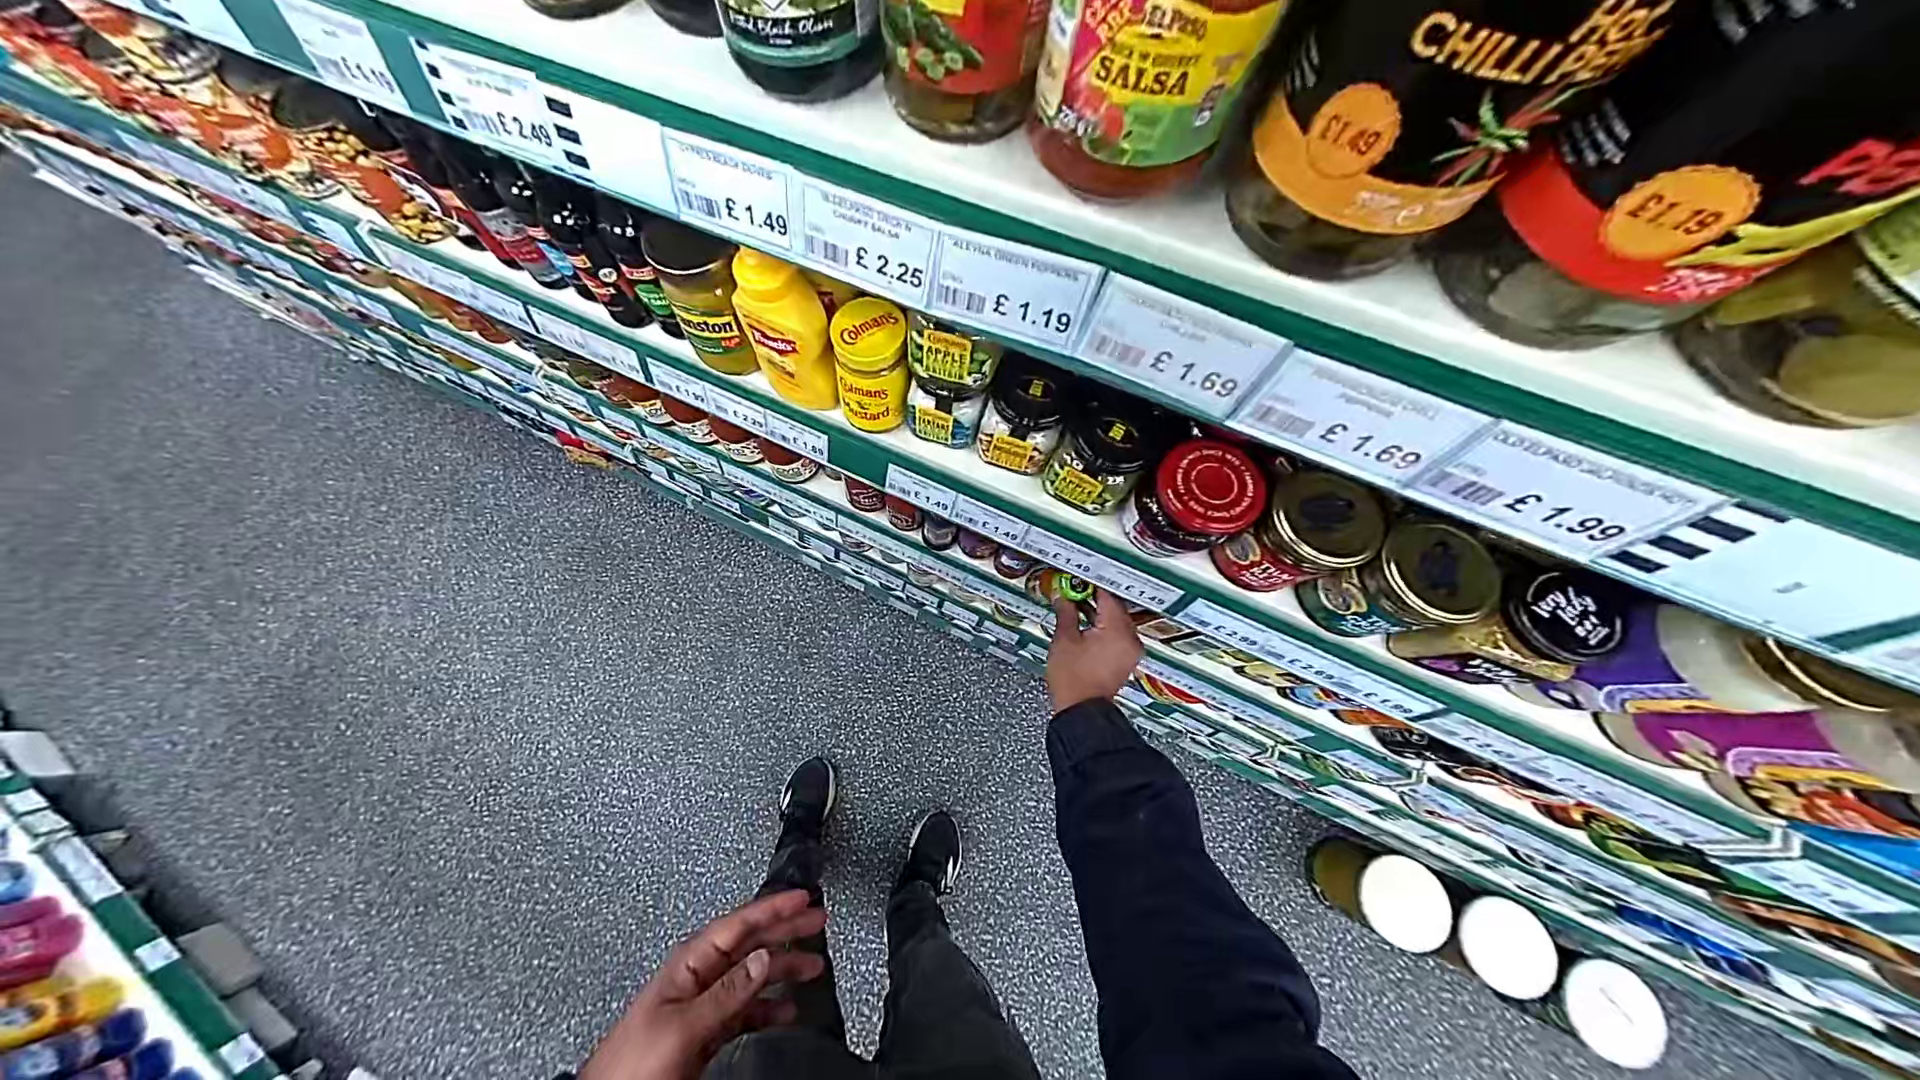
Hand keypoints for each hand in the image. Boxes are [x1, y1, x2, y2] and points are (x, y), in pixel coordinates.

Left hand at [579, 889, 827, 1079]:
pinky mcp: (705, 1030)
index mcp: (690, 963)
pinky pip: (746, 1007)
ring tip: (812, 965)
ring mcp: (702, 1002)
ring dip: (784, 967)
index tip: (802, 897)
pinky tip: (785, 1009)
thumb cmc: (631, 1066)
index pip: (740, 922)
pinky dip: (769, 1006)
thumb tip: (763, 957)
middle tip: (818, 919)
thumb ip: (726, 990)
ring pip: (753, 973)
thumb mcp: (684, 1025)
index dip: (773, 906)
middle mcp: (699, 976)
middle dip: (786, 929)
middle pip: (751, 942)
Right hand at [1046, 588, 1142, 713]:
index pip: (1107, 596)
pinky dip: (1104, 628)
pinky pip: (1117, 635)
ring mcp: (1129, 651)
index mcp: (1117, 630)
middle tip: (1074, 592)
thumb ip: (1066, 612)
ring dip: (1099, 613)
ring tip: (1077, 609)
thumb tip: (1063, 598)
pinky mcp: (1125, 660)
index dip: (1090, 586)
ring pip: (1116, 621)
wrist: (1081, 710)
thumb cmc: (1073, 681)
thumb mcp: (1064, 639)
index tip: (1077, 582)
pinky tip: (1086, 627)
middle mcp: (1129, 640)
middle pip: (1114, 608)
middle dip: (1094, 598)